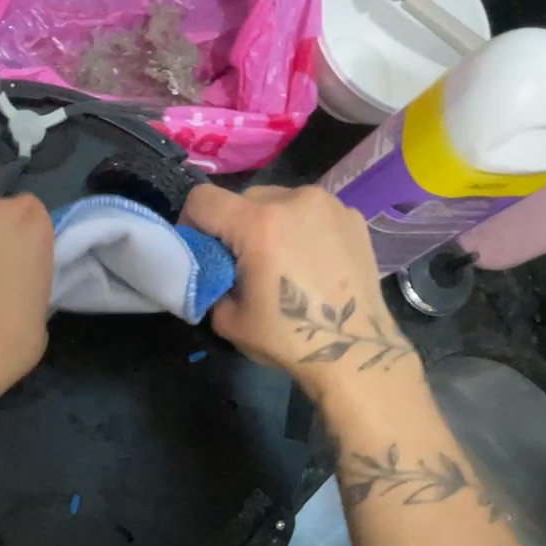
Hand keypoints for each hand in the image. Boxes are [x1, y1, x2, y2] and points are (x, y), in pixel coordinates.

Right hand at [182, 185, 416, 395]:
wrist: (354, 348)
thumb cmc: (287, 337)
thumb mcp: (227, 319)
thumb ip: (210, 283)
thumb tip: (211, 269)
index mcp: (258, 225)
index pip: (202, 199)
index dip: (190, 222)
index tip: (198, 247)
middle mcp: (294, 200)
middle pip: (243, 198)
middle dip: (233, 226)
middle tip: (240, 263)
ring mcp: (328, 204)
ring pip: (278, 200)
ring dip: (267, 224)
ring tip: (278, 261)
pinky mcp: (352, 215)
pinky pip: (310, 212)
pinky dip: (299, 229)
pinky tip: (308, 262)